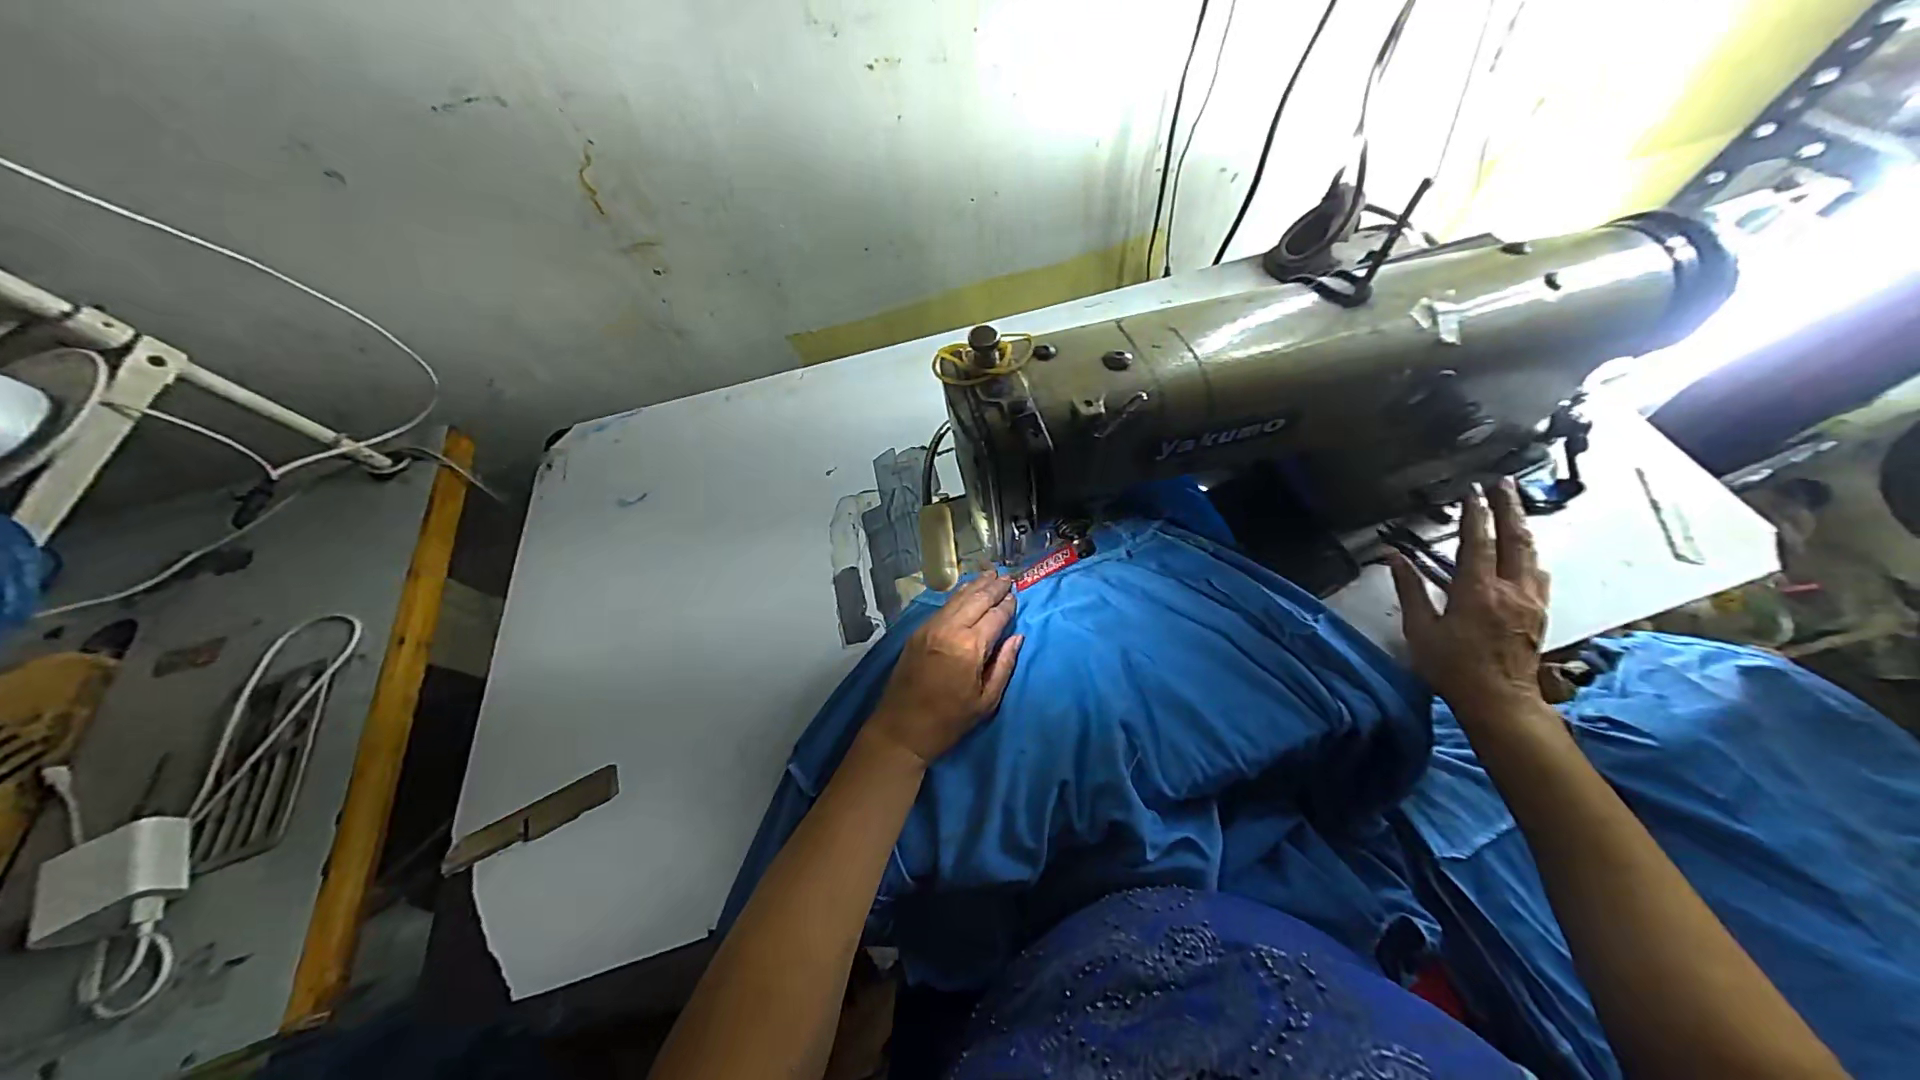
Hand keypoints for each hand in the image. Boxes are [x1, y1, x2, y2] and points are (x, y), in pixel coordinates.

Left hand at [867, 573, 1023, 766]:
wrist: (901, 730)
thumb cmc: (948, 721)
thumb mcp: (986, 701)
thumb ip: (1004, 665)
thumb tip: (1017, 637)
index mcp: (969, 647)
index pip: (995, 616)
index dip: (1007, 605)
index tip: (1016, 595)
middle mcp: (949, 629)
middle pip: (976, 600)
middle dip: (993, 587)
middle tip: (1008, 576)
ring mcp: (930, 628)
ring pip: (957, 599)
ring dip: (975, 586)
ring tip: (990, 574)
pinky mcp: (917, 632)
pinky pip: (943, 607)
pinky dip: (958, 596)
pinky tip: (966, 591)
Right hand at [1390, 478, 1551, 717]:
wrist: (1499, 699)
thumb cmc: (1451, 666)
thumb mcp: (1419, 629)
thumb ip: (1409, 589)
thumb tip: (1394, 558)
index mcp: (1478, 591)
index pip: (1477, 542)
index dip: (1475, 514)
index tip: (1472, 492)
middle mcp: (1511, 590)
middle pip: (1515, 539)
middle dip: (1509, 508)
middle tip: (1504, 484)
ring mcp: (1531, 601)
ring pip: (1531, 554)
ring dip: (1522, 527)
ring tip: (1515, 508)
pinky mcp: (1540, 613)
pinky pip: (1539, 575)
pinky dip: (1530, 556)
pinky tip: (1525, 555)